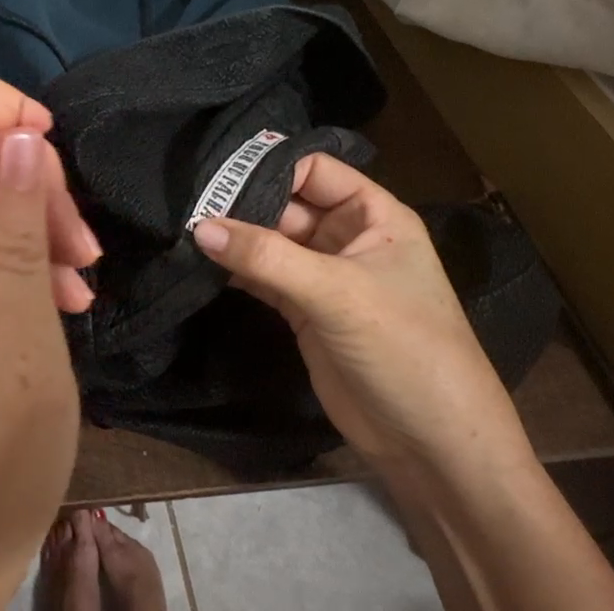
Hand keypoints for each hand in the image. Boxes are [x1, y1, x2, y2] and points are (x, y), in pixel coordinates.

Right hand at [192, 154, 528, 474]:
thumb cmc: (404, 349)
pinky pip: (262, 276)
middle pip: (284, 204)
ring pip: (269, 241)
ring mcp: (324, 276)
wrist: (431, 445)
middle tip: (186, 206)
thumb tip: (198, 226)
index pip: (313, 170)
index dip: (269, 169)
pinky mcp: (304, 311)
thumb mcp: (337, 293)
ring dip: (232, 239)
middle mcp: (349, 238)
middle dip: (240, 205)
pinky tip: (198, 266)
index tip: (216, 177)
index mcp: (375, 216)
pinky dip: (234, 270)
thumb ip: (266, 256)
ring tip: (182, 232)